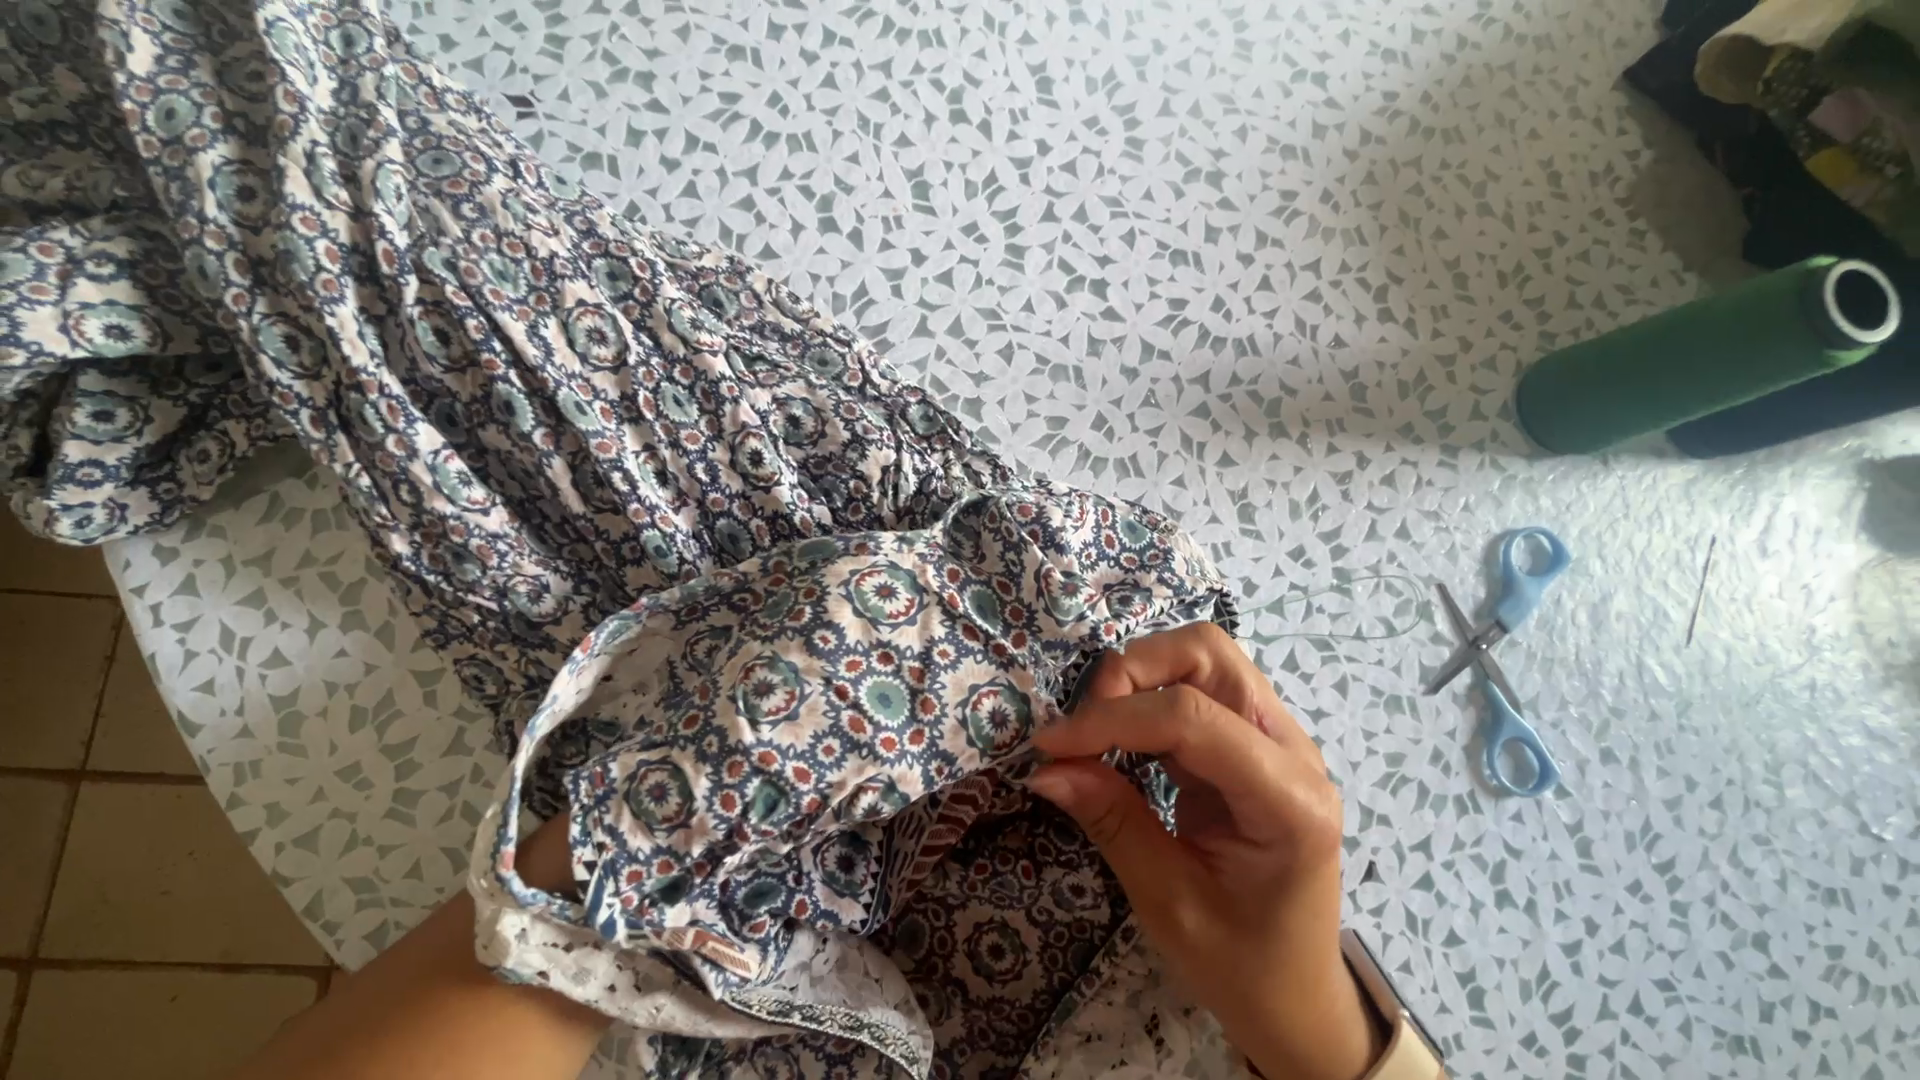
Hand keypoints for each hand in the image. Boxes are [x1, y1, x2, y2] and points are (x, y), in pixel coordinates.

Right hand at [1026, 623, 1382, 1079]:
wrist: (1297, 997)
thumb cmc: (1243, 963)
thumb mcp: (1169, 902)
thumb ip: (1112, 821)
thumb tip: (1046, 767)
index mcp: (1290, 799)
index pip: (1192, 719)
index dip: (1111, 720)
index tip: (1050, 745)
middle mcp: (1293, 751)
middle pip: (1209, 654)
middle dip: (1133, 671)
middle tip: (1083, 724)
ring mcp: (1277, 741)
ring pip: (1204, 659)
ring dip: (1140, 676)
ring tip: (1096, 727)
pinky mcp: (1252, 743)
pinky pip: (1198, 690)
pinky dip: (1148, 696)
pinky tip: (1119, 736)